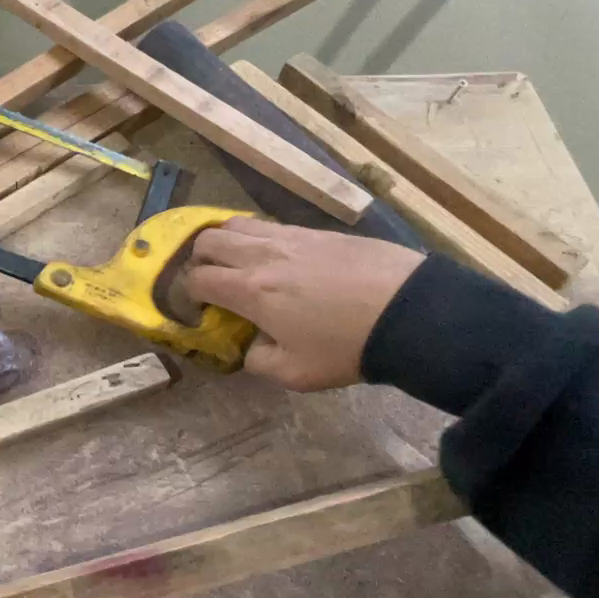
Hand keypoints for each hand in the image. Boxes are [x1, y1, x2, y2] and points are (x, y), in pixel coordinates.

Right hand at [184, 218, 423, 391]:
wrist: (410, 312)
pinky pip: (270, 224)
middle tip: (210, 279)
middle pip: (207, 241)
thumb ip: (257, 359)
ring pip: (236, 224)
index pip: (197, 279)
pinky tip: (273, 255)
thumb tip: (249, 345)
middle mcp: (260, 255)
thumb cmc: (346, 347)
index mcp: (249, 291)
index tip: (197, 306)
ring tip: (236, 261)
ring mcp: (289, 237)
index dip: (188, 292)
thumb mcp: (295, 373)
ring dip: (225, 241)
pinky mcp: (316, 230)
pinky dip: (257, 236)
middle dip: (198, 259)